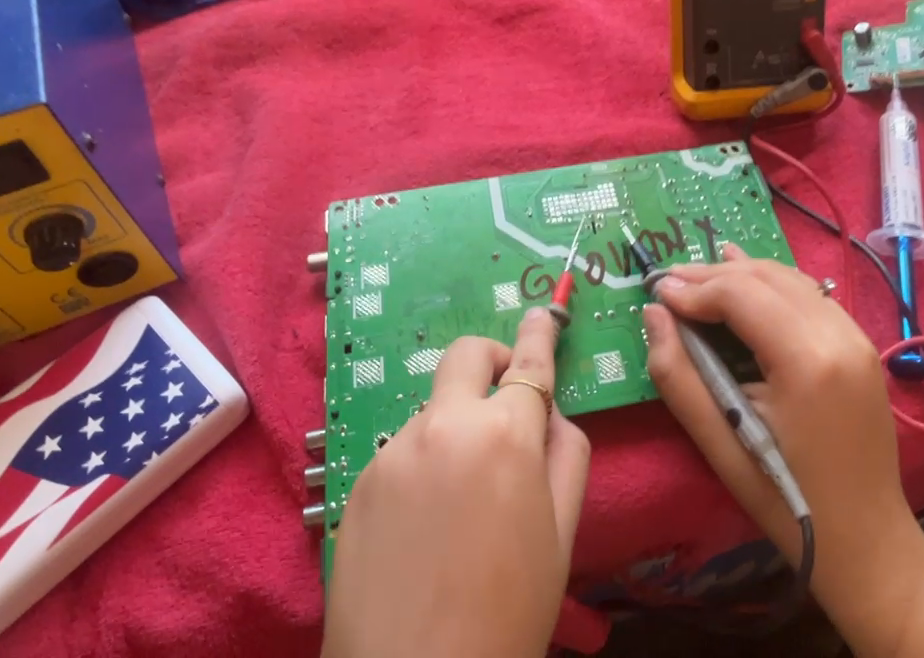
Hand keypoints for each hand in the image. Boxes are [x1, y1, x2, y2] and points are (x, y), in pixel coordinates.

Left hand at [322, 307, 590, 657]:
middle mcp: (442, 426)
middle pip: (465, 356)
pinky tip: (424, 524)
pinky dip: (422, 464)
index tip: (546, 315)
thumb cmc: (508, 609)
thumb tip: (549, 413)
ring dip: (456, 426)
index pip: (528, 364)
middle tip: (505, 394)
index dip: (540, 335)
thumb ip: (565, 455)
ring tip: (462, 498)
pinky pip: (402, 452)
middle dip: (491, 359)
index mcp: (503, 435)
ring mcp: (393, 451)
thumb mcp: (562, 534)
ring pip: (433, 411)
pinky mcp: (358, 482)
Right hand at [642, 245, 923, 646]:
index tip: (656, 292)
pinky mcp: (861, 345)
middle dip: (712, 275)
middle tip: (668, 282)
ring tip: (696, 280)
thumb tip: (654, 315)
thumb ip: (678, 376)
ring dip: (740, 274)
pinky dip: (771, 285)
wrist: (866, 539)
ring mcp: (857, 337)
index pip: (740, 294)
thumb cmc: (785, 499)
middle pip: (765, 278)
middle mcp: (838, 334)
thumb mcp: (719, 445)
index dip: (694, 288)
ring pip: (789, 279)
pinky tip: (745, 283)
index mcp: (806, 361)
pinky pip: (809, 296)